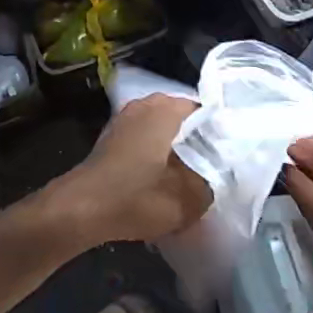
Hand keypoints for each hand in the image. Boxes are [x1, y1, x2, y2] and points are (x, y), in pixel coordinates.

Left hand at [48, 94, 211, 245]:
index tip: (228, 156)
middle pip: (183, 119)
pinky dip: (155, 154)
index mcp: (166, 109)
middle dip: (197, 142)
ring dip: (175, 149)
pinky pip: (144, 138)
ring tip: (190, 177)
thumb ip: (213, 181)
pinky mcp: (112, 136)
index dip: (219, 133)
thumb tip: (221, 173)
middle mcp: (145, 104)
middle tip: (213, 169)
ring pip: (162, 129)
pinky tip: (161, 179)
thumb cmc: (138, 197)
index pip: (205, 111)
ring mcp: (125, 118)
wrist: (83, 208)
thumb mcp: (189, 198)